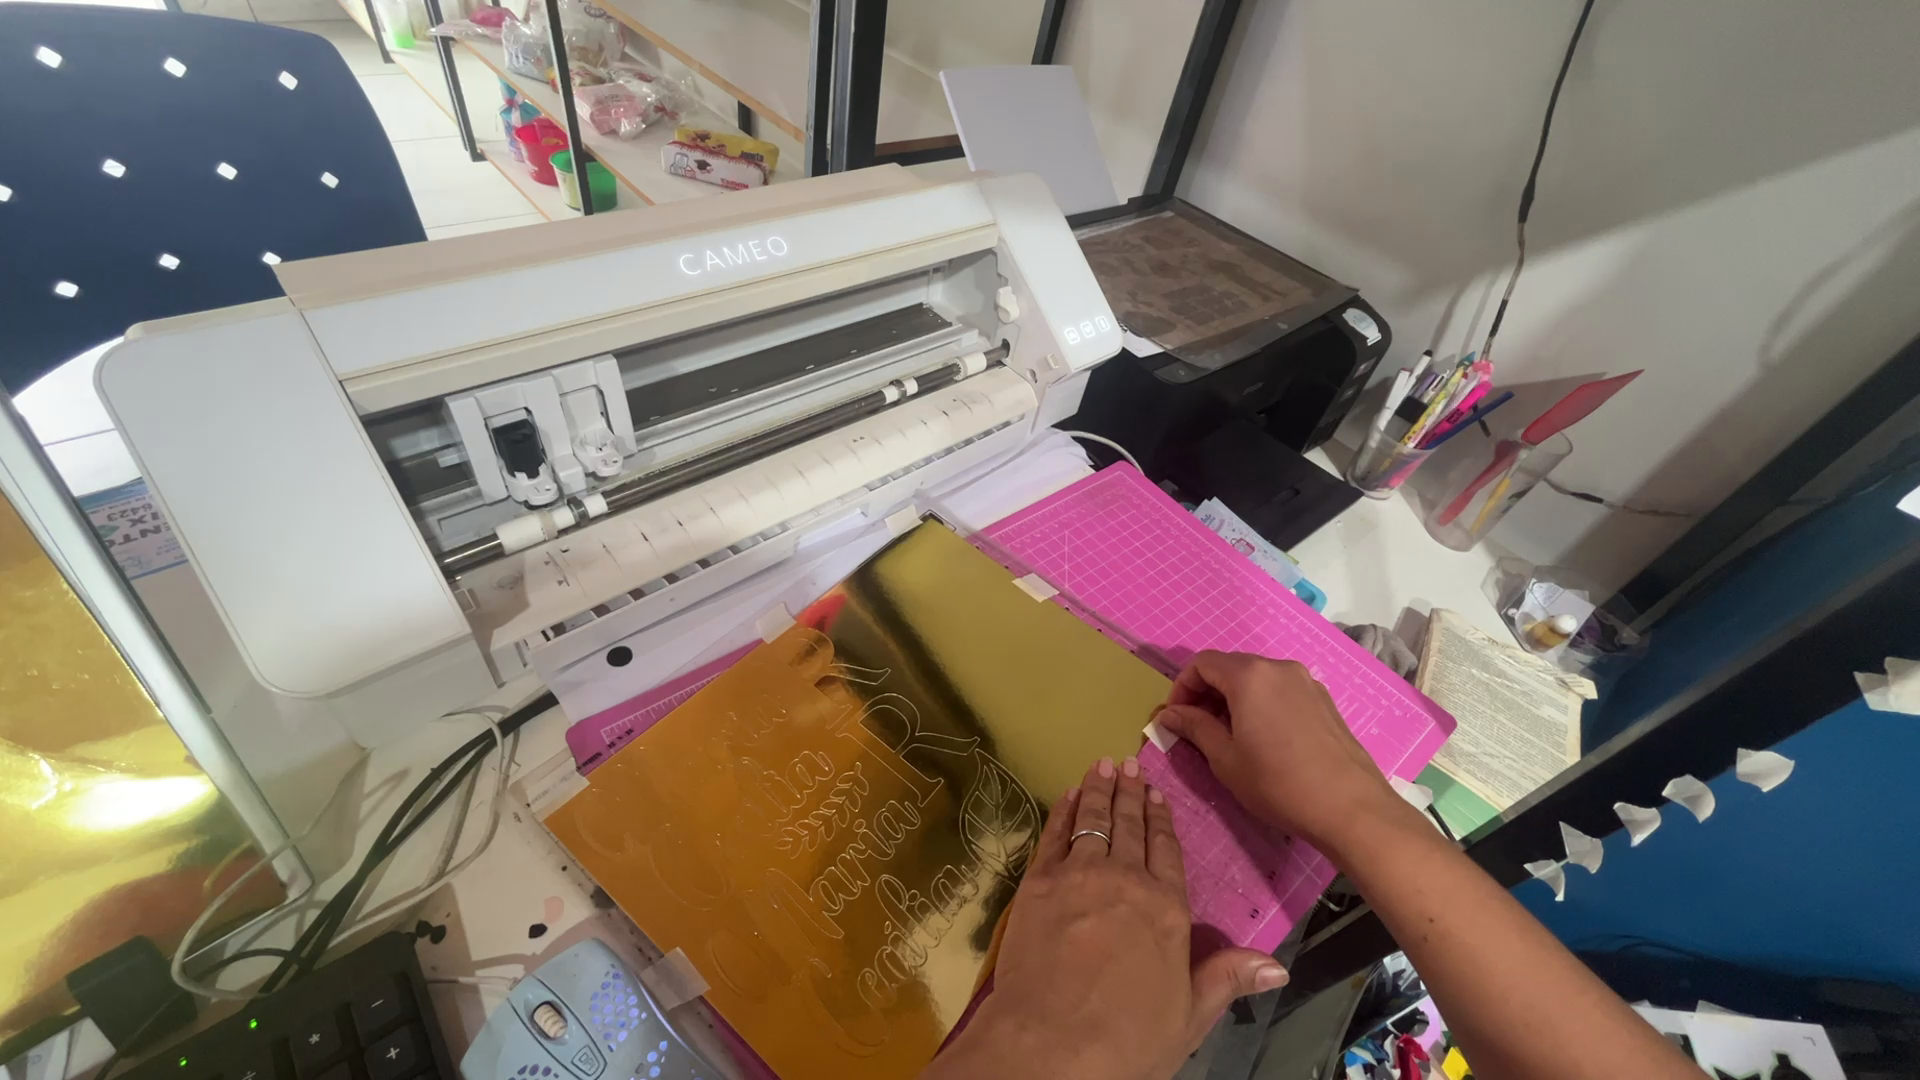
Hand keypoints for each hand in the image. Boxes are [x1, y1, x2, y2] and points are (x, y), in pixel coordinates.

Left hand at [924, 757, 1284, 1079]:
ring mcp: (1077, 875)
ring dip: (1097, 790)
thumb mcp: (1189, 1017)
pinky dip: (1061, 810)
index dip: (1161, 818)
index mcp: (1165, 908)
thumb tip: (1278, 965)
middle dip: (1129, 793)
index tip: (1156, 792)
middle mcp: (1124, 879)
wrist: (1053, 1045)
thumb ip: (1227, 978)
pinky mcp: (1038, 881)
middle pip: (1130, 826)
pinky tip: (1066, 796)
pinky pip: (1053, 834)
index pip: (1166, 849)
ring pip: (1092, 820)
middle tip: (1128, 764)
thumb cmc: (1128, 1038)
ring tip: (1101, 766)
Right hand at [1153, 651, 1413, 852]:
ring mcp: (1306, 682)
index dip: (1182, 687)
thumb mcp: (1225, 759)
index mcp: (1249, 676)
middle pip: (1229, 667)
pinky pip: (1280, 690)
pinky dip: (1261, 703)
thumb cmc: (1279, 784)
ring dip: (1234, 698)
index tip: (1177, 718)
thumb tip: (1169, 714)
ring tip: (1230, 735)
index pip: (1202, 663)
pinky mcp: (1324, 700)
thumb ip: (1194, 727)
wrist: (1352, 810)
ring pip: (1256, 678)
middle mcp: (1278, 668)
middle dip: (1207, 692)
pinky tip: (1263, 738)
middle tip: (1198, 728)